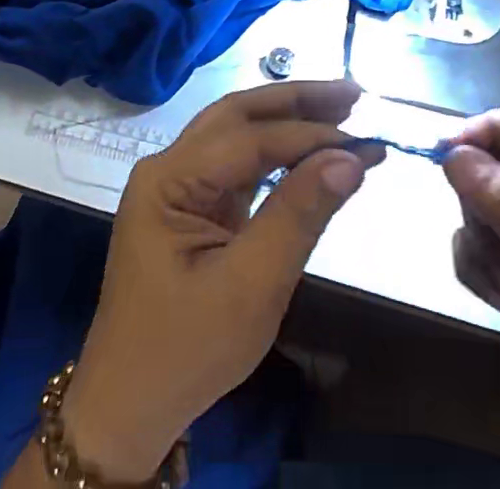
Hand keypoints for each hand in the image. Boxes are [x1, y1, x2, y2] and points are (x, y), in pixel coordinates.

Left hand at [62, 80, 380, 482]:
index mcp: (169, 180)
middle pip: (238, 114)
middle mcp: (169, 169)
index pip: (249, 138)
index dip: (310, 135)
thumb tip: (351, 159)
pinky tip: (311, 151)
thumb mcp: (251, 285)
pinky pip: (241, 165)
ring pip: (239, 132)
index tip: (366, 142)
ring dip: (289, 118)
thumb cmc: (187, 349)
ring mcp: (179, 187)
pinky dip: (280, 153)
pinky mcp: (194, 207)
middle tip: (354, 94)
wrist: (132, 405)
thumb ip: (299, 214)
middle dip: (296, 100)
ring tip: (342, 109)